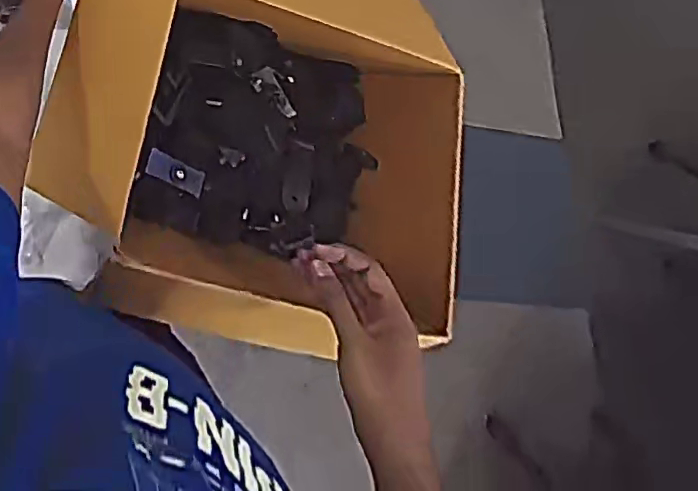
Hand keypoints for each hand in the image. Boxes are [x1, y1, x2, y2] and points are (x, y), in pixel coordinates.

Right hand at [296, 244, 439, 490]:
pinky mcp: (370, 351)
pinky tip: (318, 297)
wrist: (394, 448)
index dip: (342, 254)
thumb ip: (336, 301)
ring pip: (354, 298)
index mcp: (394, 313)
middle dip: (332, 265)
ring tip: (304, 269)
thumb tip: (319, 267)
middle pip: (361, 281)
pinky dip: (334, 302)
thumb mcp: (353, 342)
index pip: (369, 268)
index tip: (315, 249)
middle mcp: (390, 320)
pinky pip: (351, 315)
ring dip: (331, 282)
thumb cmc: (381, 399)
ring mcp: (381, 336)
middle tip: (303, 256)